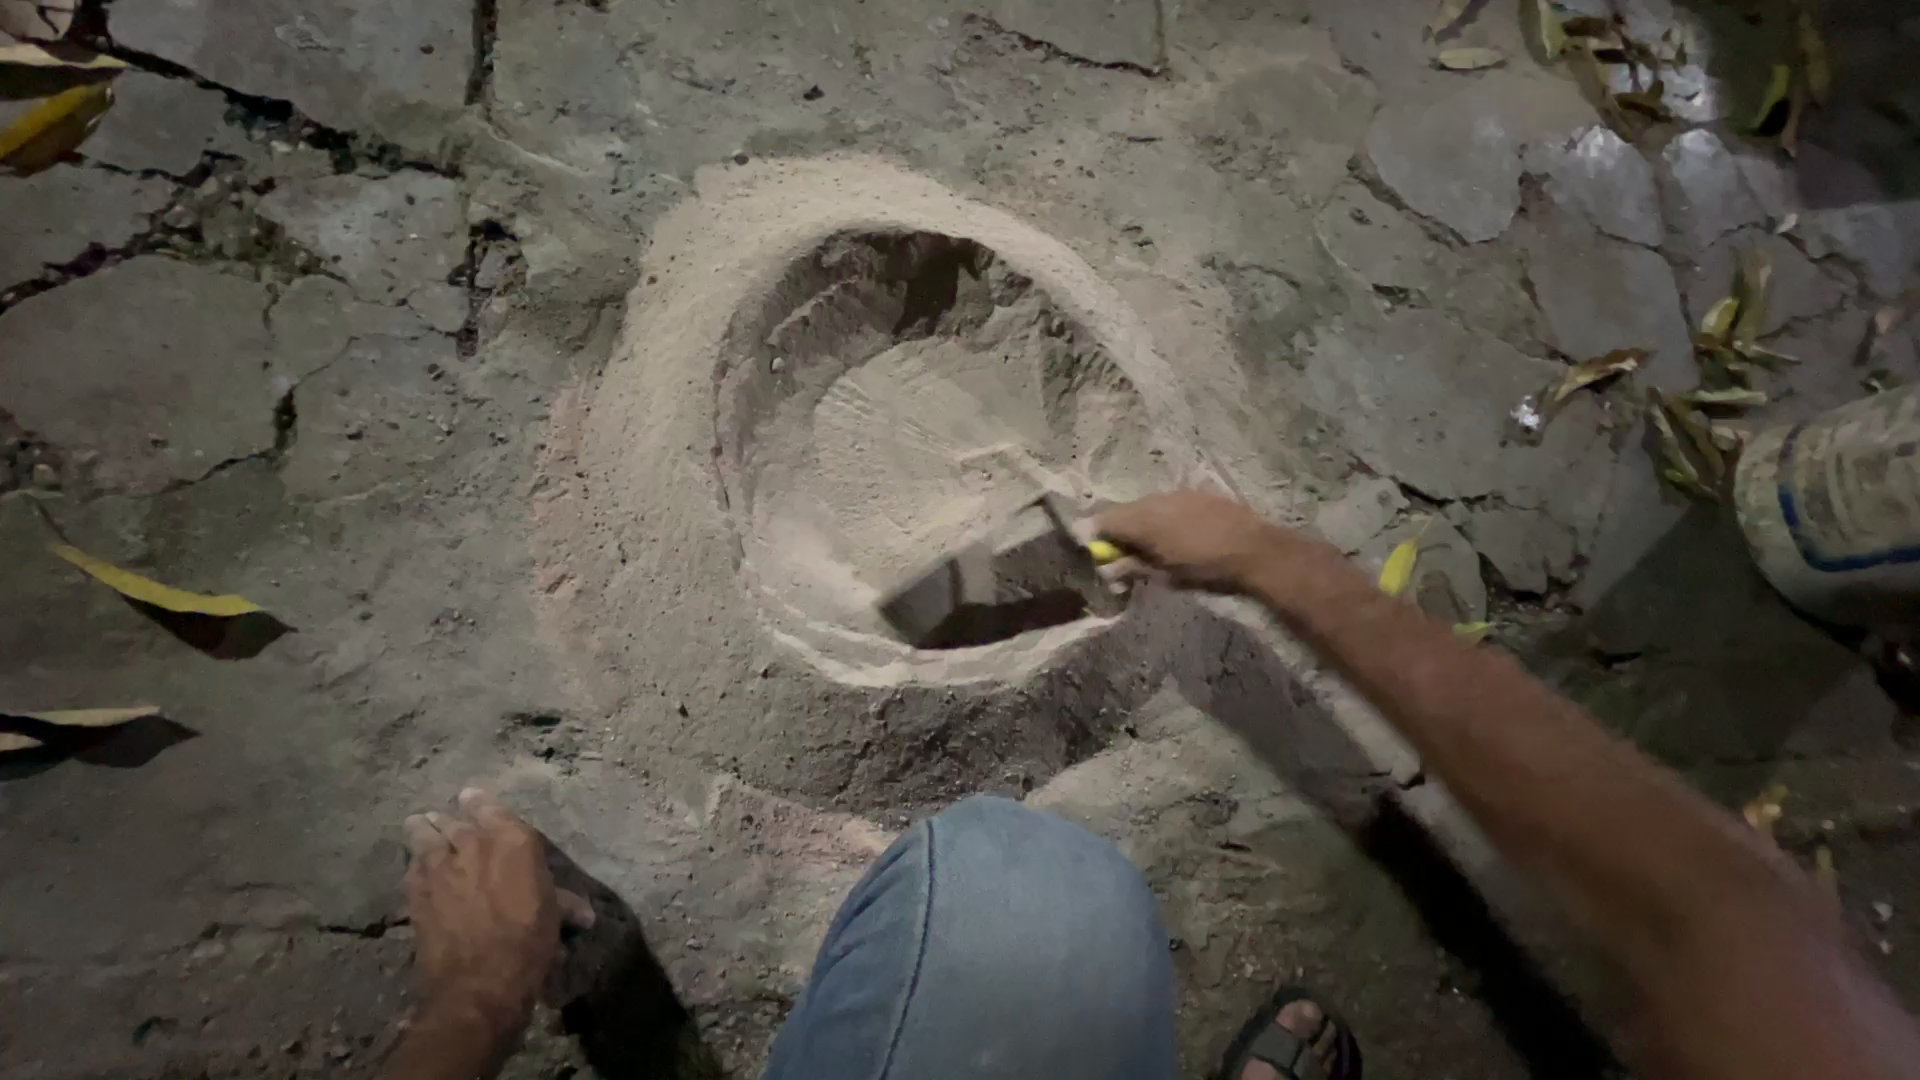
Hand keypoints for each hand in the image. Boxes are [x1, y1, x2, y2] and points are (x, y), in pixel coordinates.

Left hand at [401, 789, 592, 1022]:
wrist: (481, 979)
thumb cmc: (530, 938)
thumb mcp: (555, 914)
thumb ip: (564, 903)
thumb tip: (586, 914)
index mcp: (514, 841)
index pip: (493, 810)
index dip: (481, 803)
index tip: (470, 795)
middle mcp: (475, 846)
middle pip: (455, 824)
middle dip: (447, 818)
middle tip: (437, 813)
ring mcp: (441, 870)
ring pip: (426, 841)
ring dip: (422, 832)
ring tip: (416, 823)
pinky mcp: (417, 897)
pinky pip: (412, 871)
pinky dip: (413, 864)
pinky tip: (412, 865)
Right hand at [1095, 490, 1284, 592]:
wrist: (1256, 550)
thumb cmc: (1206, 569)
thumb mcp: (1165, 575)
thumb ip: (1132, 568)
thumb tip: (1107, 570)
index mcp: (1142, 520)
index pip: (1103, 521)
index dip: (1093, 535)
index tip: (1093, 550)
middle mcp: (1154, 500)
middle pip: (1123, 512)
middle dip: (1118, 531)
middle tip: (1122, 554)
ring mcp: (1177, 493)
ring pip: (1146, 506)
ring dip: (1141, 523)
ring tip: (1152, 545)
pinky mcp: (1197, 493)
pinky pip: (1168, 503)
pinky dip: (1163, 517)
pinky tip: (1177, 534)